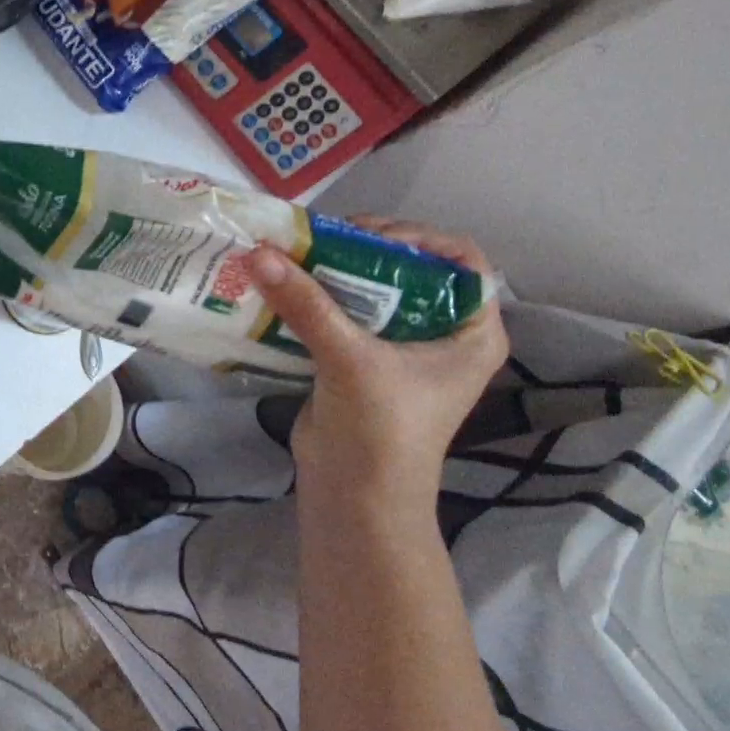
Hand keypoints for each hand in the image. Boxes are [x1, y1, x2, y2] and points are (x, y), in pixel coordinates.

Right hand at [247, 218, 507, 504]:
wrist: (355, 495)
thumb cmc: (381, 429)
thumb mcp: (348, 359)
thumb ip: (306, 304)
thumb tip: (259, 252)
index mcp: (471, 333)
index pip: (461, 262)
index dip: (417, 239)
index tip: (364, 235)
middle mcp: (441, 335)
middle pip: (408, 271)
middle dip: (362, 251)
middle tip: (320, 241)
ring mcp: (399, 349)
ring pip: (370, 291)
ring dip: (331, 273)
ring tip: (294, 258)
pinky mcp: (360, 361)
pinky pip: (341, 314)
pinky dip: (314, 298)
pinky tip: (283, 289)